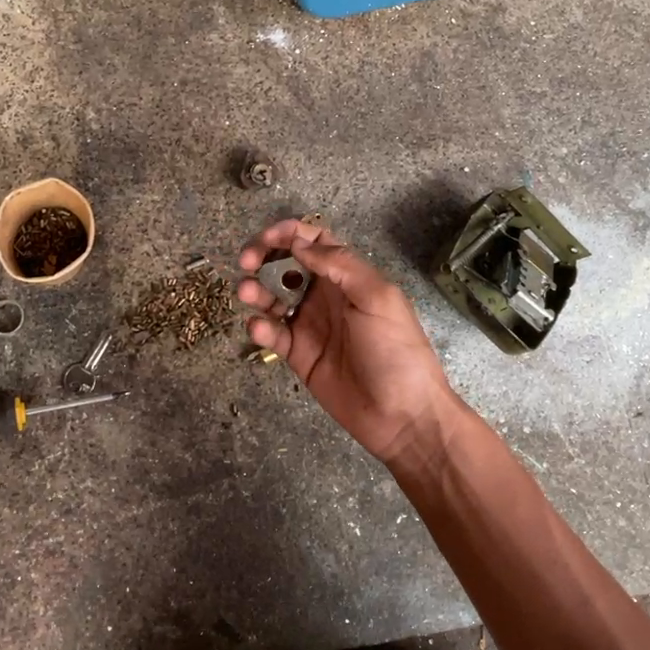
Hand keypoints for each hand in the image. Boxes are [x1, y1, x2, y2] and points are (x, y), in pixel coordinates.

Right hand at [238, 219, 460, 463]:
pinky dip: (259, 326)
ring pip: (273, 297)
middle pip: (287, 263)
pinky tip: (259, 328)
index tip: (266, 238)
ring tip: (246, 292)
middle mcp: (326, 296)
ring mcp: (310, 325)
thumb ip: (339, 264)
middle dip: (263, 255)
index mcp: (348, 278)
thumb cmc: (397, 351)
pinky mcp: (298, 355)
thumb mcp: (377, 298)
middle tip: (246, 261)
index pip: (315, 241)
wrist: (403, 416)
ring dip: (255, 289)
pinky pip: (272, 333)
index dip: (289, 233)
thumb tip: (299, 243)